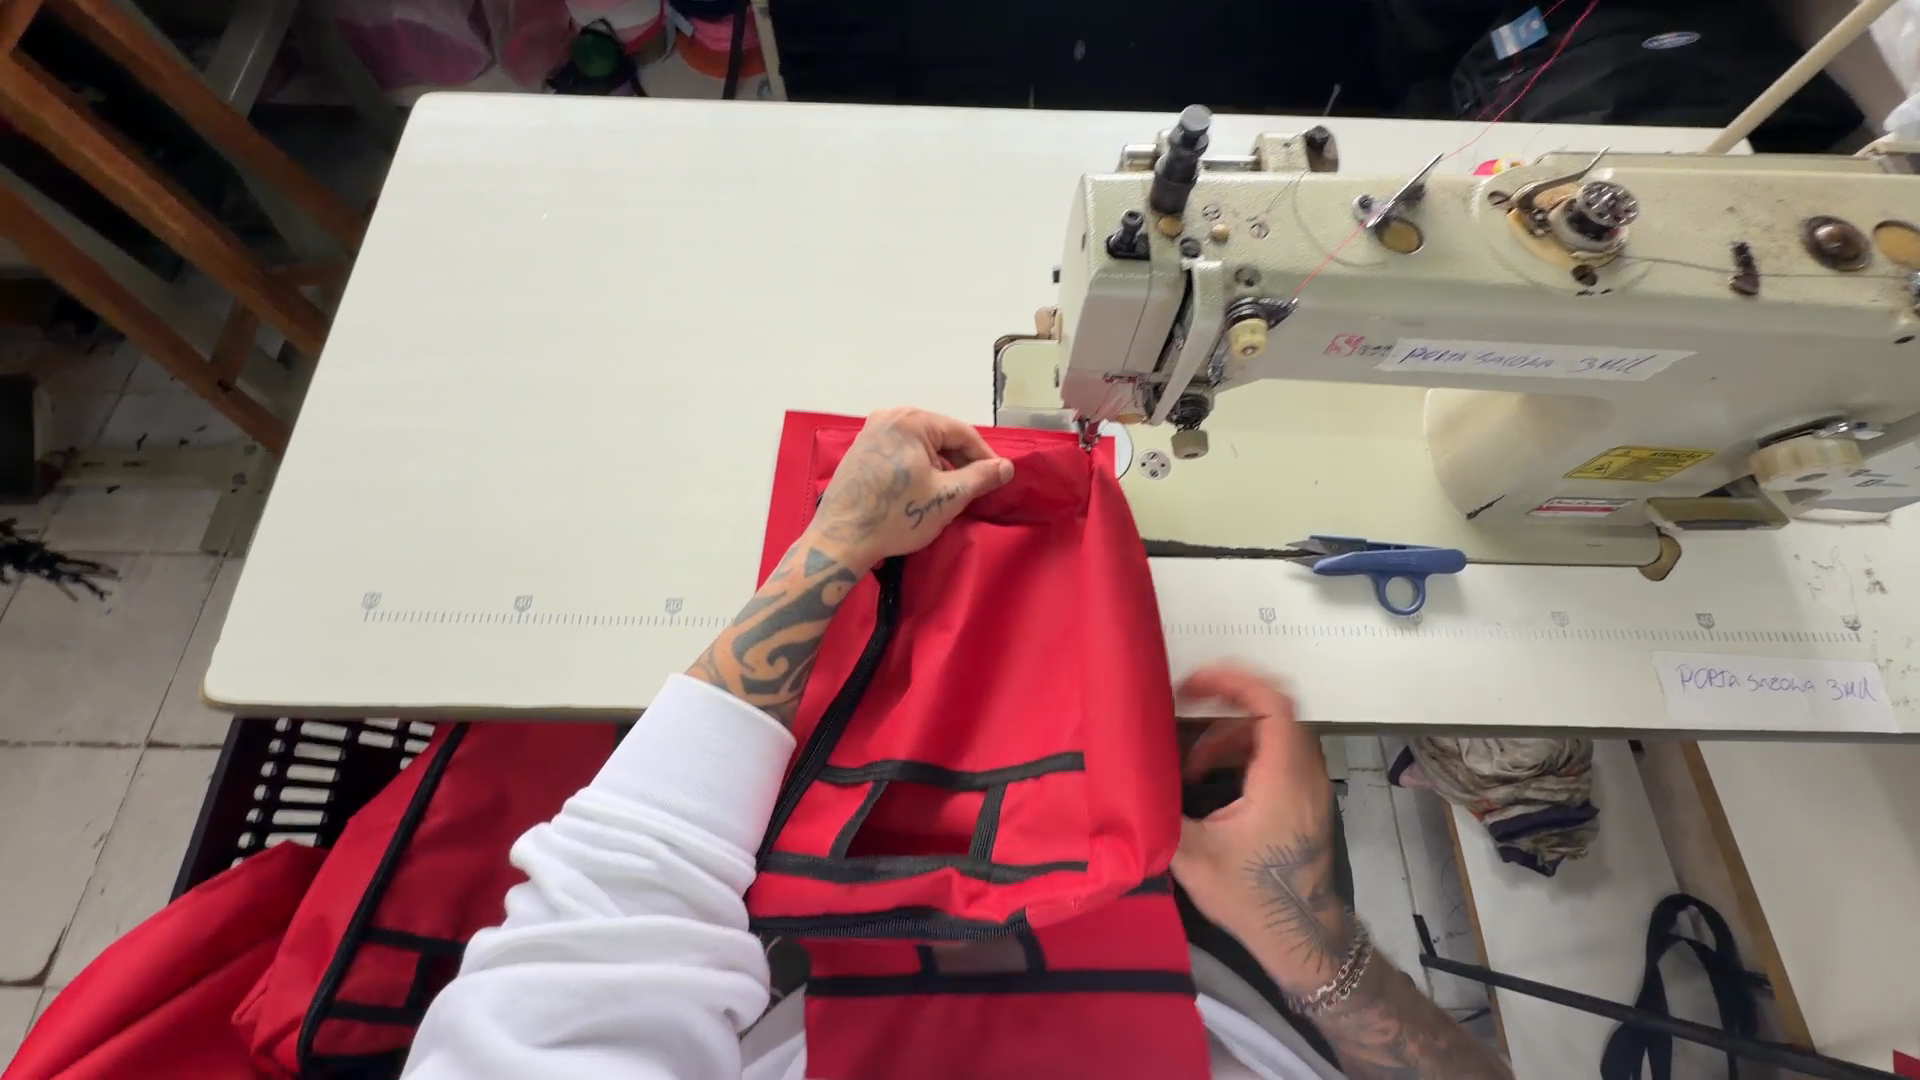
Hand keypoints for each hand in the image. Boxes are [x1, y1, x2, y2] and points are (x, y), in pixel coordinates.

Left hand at [807, 408, 1013, 571]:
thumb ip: (980, 477)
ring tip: (951, 493)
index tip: (999, 478)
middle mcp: (889, 416)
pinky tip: (923, 491)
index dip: (985, 456)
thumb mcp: (946, 497)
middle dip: (961, 461)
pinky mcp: (860, 450)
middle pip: (940, 436)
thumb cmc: (897, 516)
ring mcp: (871, 432)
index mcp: (912, 420)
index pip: (962, 433)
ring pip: (921, 444)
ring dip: (940, 465)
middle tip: (977, 488)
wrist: (841, 539)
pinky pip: (901, 451)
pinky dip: (918, 467)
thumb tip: (1006, 467)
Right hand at [1171, 665, 1354, 995]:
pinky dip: (1242, 747)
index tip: (1193, 683)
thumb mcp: (1194, 856)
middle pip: (1274, 707)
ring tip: (1192, 757)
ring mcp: (1309, 785)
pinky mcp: (1304, 798)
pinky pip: (1277, 750)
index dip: (1234, 680)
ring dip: (1230, 728)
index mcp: (1281, 779)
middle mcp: (1304, 773)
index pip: (1272, 704)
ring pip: (1274, 729)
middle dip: (1227, 696)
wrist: (1301, 939)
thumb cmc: (1252, 896)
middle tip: (1186, 701)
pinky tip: (1210, 777)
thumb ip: (1159, 810)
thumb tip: (1122, 777)